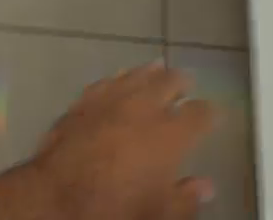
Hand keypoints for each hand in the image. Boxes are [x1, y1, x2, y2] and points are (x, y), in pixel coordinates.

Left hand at [30, 63, 217, 219]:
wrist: (58, 197)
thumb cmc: (115, 208)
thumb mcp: (157, 213)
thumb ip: (184, 198)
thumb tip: (205, 186)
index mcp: (169, 134)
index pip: (198, 115)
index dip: (209, 112)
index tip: (213, 111)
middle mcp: (143, 107)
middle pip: (168, 83)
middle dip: (180, 82)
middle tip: (187, 81)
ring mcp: (111, 99)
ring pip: (137, 75)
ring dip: (149, 72)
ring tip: (158, 67)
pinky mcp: (84, 100)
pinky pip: (107, 82)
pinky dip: (118, 79)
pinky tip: (119, 78)